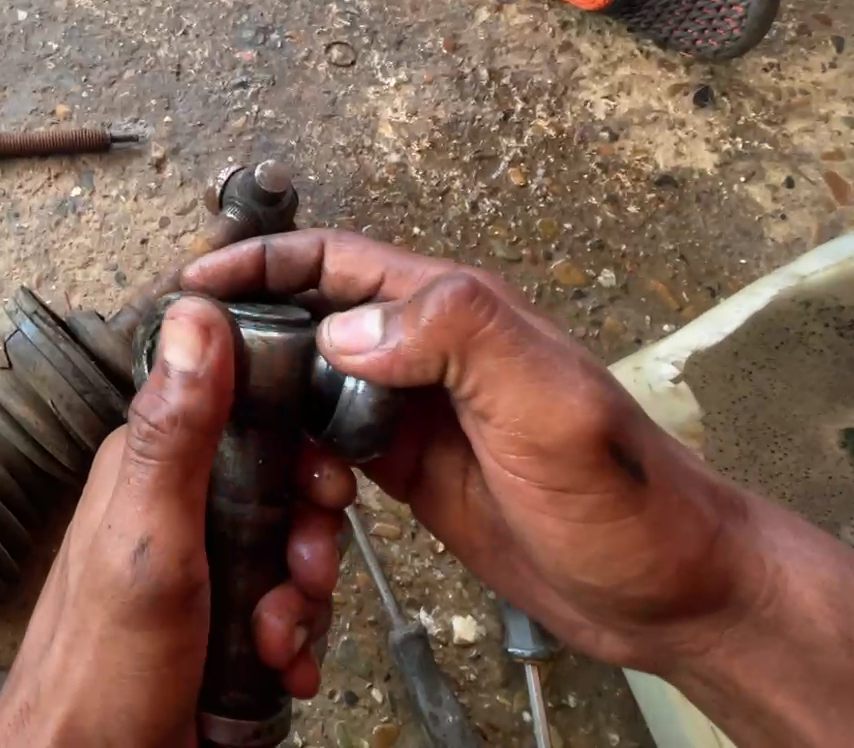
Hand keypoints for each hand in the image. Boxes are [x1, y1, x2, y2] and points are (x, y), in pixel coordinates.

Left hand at [0, 297, 351, 747]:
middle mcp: (172, 497)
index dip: (293, 434)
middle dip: (306, 527)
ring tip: (279, 633)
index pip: (238, 404)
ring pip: (285, 540)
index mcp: (149, 459)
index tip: (320, 476)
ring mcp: (196, 554)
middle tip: (305, 569)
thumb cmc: (105, 659)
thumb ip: (174, 428)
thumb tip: (195, 314)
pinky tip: (279, 661)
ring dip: (301, 591)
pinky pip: (280, 597)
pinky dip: (293, 631)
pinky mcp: (217, 607)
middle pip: (274, 477)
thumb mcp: (151, 532)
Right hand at [182, 229, 765, 671]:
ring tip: (228, 422)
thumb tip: (341, 333)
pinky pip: (320, 435)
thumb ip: (457, 336)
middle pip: (304, 310)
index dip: (259, 261)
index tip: (197, 281)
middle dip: (244, 322)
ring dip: (263, 394)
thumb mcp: (550, 402)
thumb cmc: (623, 495)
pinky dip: (291, 448)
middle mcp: (415, 346)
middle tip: (189, 354)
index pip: (330, 260)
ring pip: (303, 375)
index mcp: (445, 310)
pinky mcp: (394, 455)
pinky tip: (283, 476)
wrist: (664, 593)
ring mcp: (400, 402)